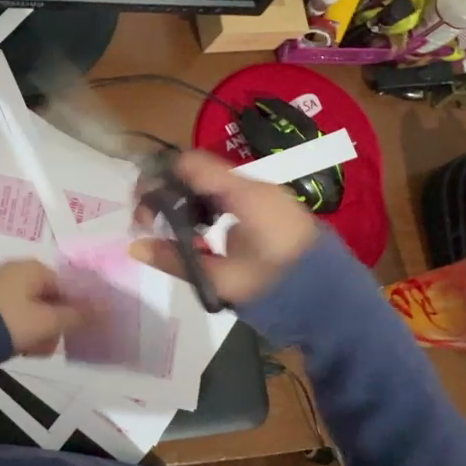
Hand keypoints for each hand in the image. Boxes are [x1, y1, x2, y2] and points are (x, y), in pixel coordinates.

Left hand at [0, 260, 89, 355]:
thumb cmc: (9, 322)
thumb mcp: (46, 321)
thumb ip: (76, 315)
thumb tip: (104, 308)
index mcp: (34, 268)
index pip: (67, 286)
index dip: (76, 309)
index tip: (79, 332)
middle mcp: (16, 272)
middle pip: (49, 299)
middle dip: (54, 325)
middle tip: (49, 345)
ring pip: (31, 311)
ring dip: (37, 332)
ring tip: (31, 350)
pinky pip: (13, 317)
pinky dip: (19, 332)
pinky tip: (18, 348)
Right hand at [130, 149, 318, 303]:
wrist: (332, 301)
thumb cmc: (275, 288)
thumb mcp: (220, 279)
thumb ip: (175, 260)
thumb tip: (133, 246)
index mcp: (242, 193)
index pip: (188, 164)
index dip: (157, 179)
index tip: (140, 208)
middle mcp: (253, 184)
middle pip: (196, 172)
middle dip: (167, 193)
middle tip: (148, 223)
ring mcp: (264, 194)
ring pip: (210, 184)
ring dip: (185, 201)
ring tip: (172, 231)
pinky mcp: (269, 207)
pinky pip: (227, 195)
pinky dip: (205, 207)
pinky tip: (199, 233)